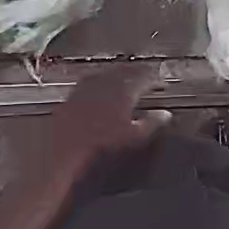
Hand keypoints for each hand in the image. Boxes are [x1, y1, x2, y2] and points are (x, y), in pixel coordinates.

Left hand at [40, 68, 171, 182]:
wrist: (63, 157)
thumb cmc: (103, 148)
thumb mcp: (135, 138)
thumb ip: (152, 123)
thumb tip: (165, 114)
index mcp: (123, 90)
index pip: (144, 76)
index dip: (154, 78)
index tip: (160, 82)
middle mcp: (104, 83)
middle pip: (125, 70)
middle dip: (137, 72)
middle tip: (146, 77)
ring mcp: (85, 89)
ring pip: (106, 74)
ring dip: (117, 75)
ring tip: (125, 80)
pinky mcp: (70, 98)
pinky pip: (89, 83)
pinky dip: (99, 84)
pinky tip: (99, 92)